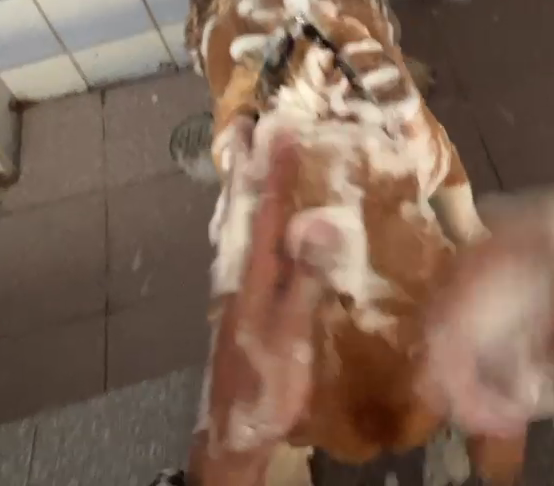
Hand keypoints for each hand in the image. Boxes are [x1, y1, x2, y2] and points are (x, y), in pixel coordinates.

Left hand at [193, 136, 333, 483]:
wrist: (236, 430)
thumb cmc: (267, 381)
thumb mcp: (290, 331)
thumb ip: (303, 277)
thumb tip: (317, 221)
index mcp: (254, 270)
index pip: (265, 209)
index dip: (275, 169)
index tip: (281, 129)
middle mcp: (242, 268)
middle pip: (244, 206)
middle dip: (247, 164)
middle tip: (245, 124)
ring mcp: (241, 283)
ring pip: (241, 221)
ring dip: (245, 183)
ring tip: (245, 151)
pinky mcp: (245, 299)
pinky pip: (247, 241)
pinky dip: (249, 214)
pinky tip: (256, 216)